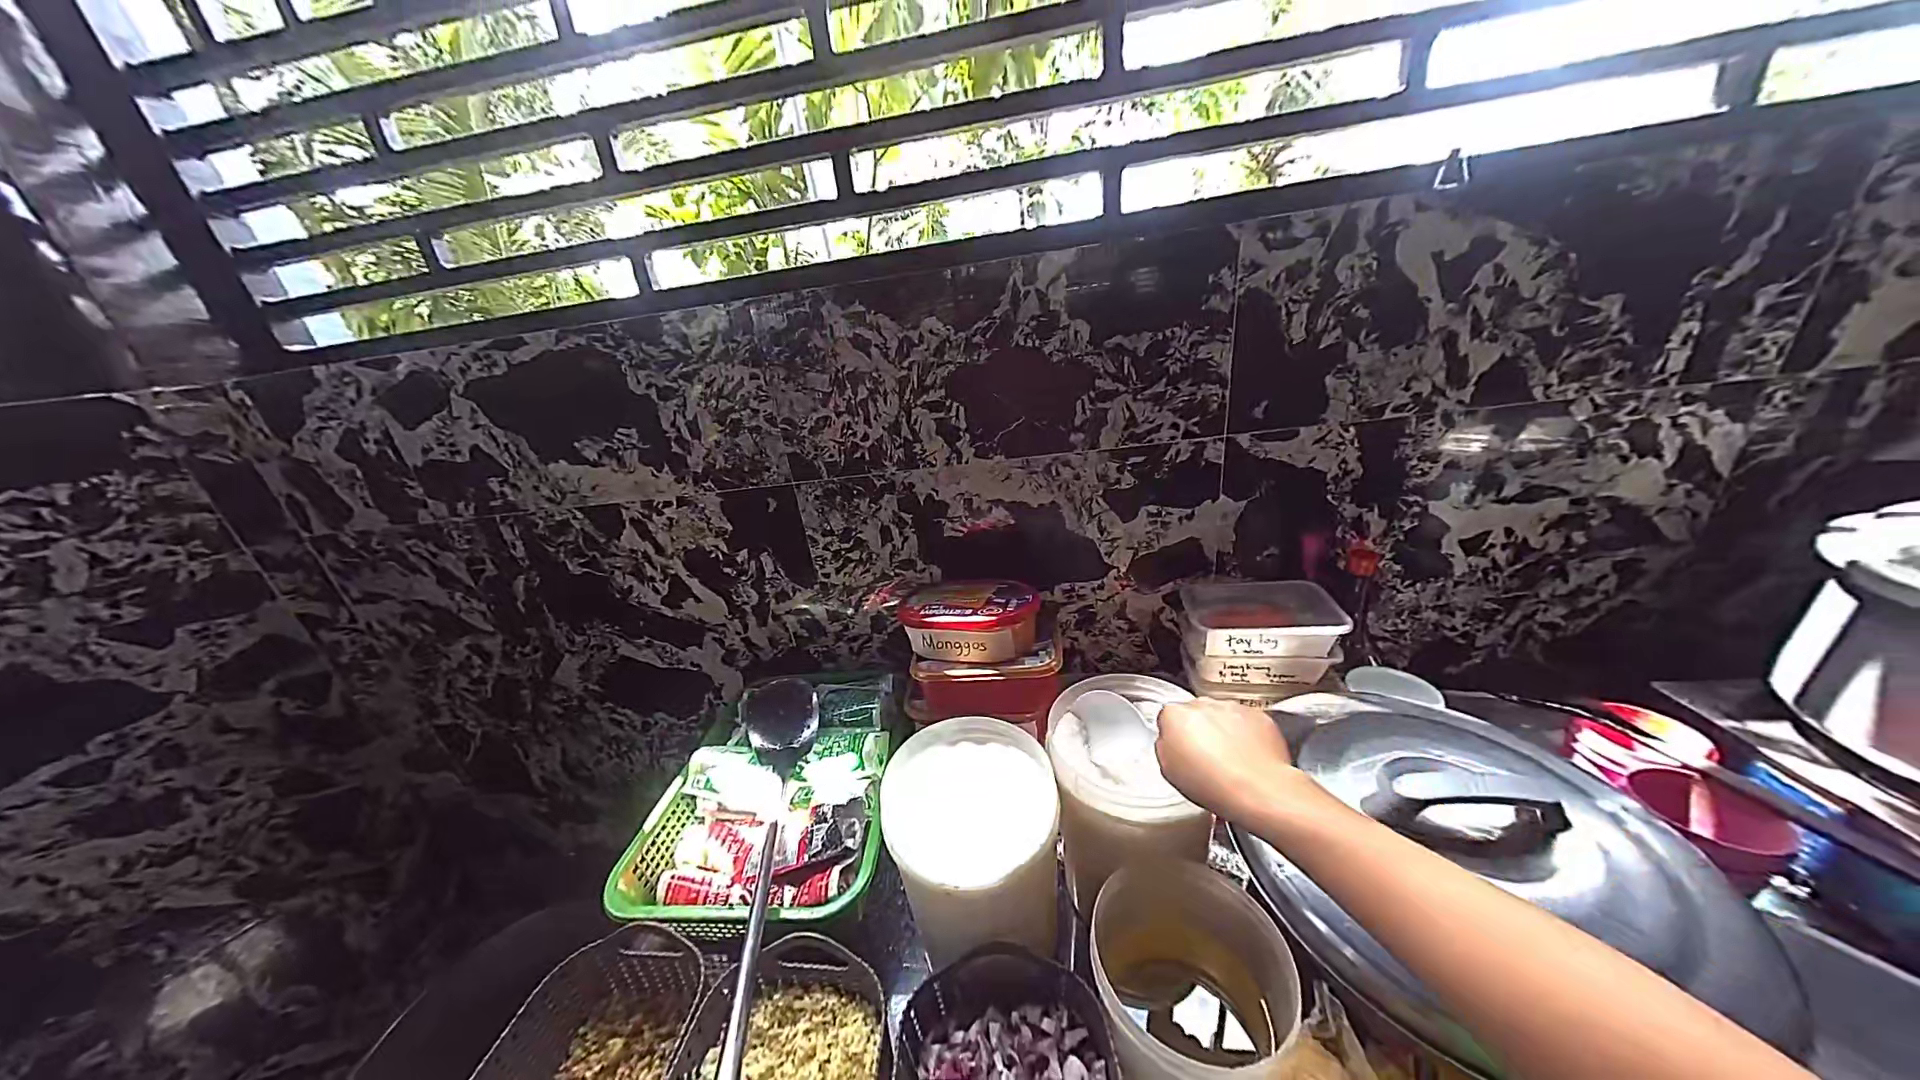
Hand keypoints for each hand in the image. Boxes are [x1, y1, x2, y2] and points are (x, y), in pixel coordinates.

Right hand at [1155, 698, 1300, 821]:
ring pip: (1222, 716)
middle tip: (1205, 758)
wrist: (1258, 791)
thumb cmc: (1214, 785)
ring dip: (1223, 731)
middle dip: (1199, 730)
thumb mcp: (1169, 771)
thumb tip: (1170, 741)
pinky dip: (1247, 735)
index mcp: (1174, 715)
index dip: (1175, 737)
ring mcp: (1232, 708)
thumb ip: (1165, 746)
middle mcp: (1203, 704)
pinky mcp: (1258, 716)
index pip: (1167, 718)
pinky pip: (1247, 722)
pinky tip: (1247, 758)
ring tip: (1229, 762)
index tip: (1182, 751)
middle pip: (1196, 713)